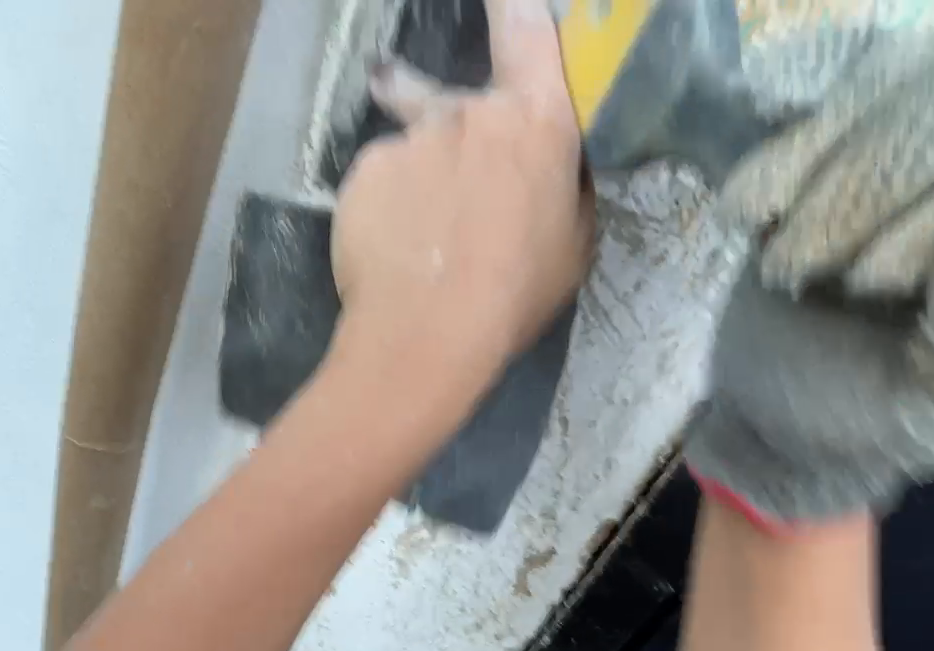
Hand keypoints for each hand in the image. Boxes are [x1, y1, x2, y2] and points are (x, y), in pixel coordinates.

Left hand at [330, 0, 594, 389]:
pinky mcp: (363, 173)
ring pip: (406, 146)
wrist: (425, 334)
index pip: (526, 31)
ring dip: (406, 174)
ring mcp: (409, 141)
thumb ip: (562, 188)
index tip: (499, 0)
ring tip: (401, 226)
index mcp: (534, 123)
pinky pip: (374, 181)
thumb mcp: (570, 245)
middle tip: (422, 155)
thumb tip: (555, 171)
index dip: (511, 7)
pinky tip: (383, 248)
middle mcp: (468, 114)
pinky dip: (377, 207)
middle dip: (429, 113)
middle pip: (445, 94)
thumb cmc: (511, 296)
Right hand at [688, 26, 933, 528]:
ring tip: (786, 261)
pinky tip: (756, 214)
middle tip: (816, 277)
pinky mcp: (890, 114)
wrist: (774, 409)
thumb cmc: (863, 417)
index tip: (880, 283)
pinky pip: (864, 72)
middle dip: (888, 185)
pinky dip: (789, 147)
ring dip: (833, 174)